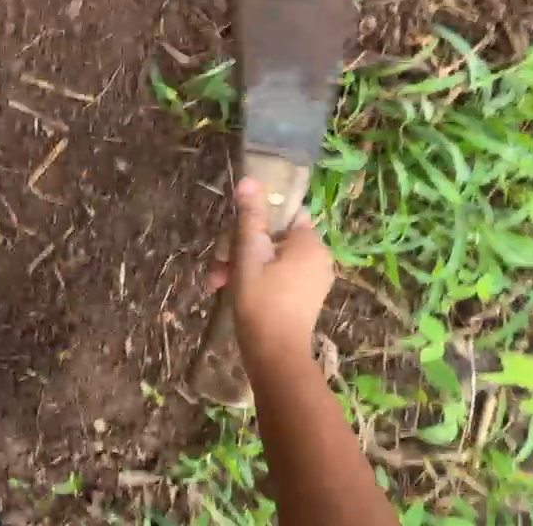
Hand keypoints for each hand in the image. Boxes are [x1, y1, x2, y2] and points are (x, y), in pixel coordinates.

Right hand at [205, 177, 334, 362]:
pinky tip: (224, 287)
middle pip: (271, 235)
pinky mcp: (300, 295)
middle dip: (238, 244)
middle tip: (219, 258)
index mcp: (310, 245)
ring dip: (238, 262)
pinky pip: (273, 273)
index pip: (286, 212)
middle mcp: (317, 259)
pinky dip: (250, 276)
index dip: (258, 214)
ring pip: (267, 255)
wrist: (273, 352)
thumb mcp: (248, 251)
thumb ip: (250, 215)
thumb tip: (250, 179)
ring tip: (216, 278)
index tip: (235, 227)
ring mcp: (310, 279)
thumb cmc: (261, 298)